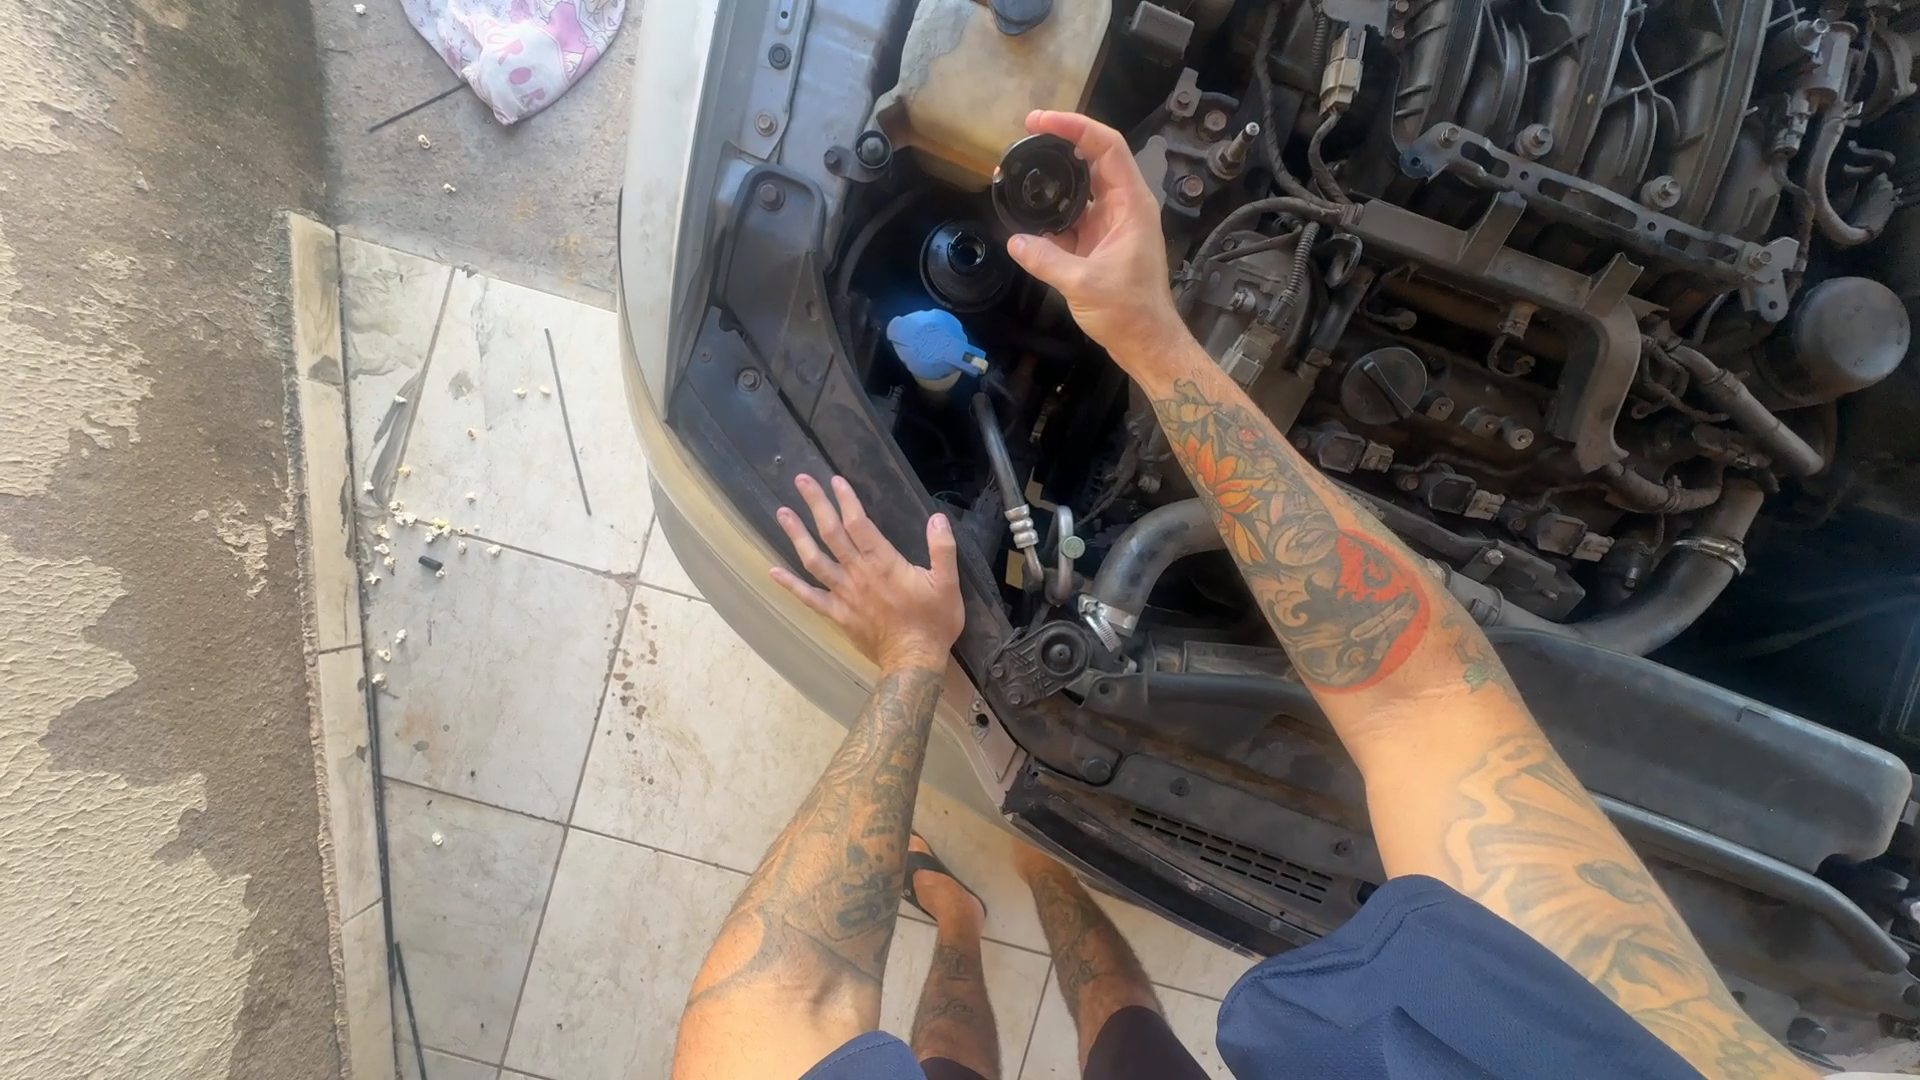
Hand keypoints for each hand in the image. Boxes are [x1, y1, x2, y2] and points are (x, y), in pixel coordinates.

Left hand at [770, 474, 963, 672]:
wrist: (913, 662)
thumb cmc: (933, 622)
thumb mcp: (948, 584)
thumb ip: (942, 549)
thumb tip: (937, 518)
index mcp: (884, 563)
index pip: (859, 524)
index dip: (847, 500)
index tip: (835, 480)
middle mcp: (858, 574)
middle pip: (832, 534)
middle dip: (816, 505)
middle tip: (801, 480)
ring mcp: (844, 594)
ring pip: (814, 560)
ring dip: (797, 536)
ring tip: (782, 513)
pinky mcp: (837, 614)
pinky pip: (809, 597)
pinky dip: (790, 584)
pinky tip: (773, 571)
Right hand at [1004, 111, 1188, 371]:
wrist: (1145, 342)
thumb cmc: (1128, 312)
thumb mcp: (1083, 284)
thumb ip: (1046, 260)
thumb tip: (1015, 241)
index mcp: (1130, 204)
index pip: (1105, 146)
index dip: (1073, 126)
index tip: (1039, 122)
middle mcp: (1122, 208)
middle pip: (1090, 162)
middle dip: (1056, 149)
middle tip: (1022, 145)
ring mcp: (1110, 227)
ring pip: (1079, 192)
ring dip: (1051, 185)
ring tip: (1018, 179)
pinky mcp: (1098, 246)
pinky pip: (1072, 221)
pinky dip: (1051, 217)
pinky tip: (1027, 219)